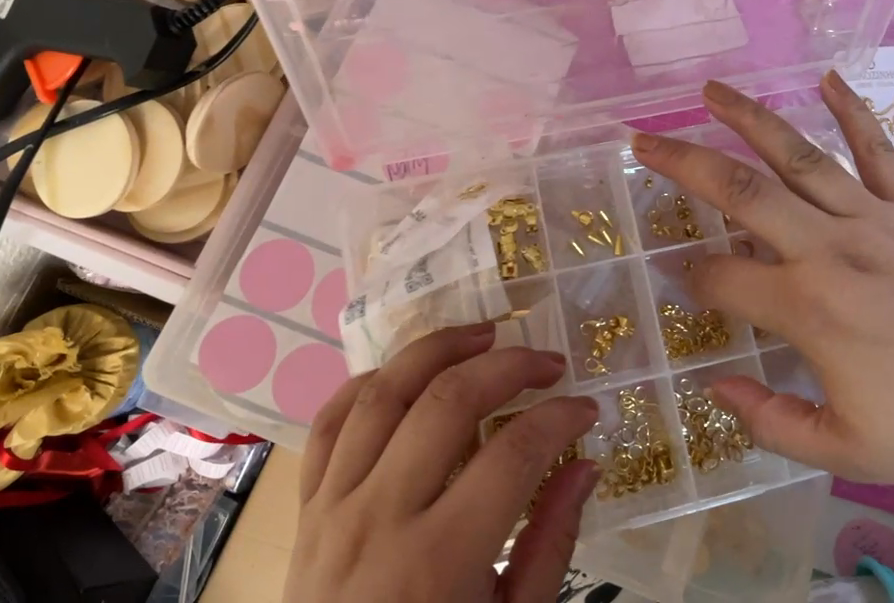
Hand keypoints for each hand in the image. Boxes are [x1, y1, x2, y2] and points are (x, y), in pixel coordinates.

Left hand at [285, 326, 601, 602]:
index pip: (513, 456)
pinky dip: (369, 383)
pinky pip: (331, 422)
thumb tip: (585, 464)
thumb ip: (550, 545)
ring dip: (438, 348)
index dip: (558, 419)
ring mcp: (334, 505)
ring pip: (384, 393)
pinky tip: (407, 371)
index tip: (586, 407)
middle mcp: (380, 517)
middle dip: (508, 366)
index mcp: (439, 561)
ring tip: (485, 332)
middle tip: (549, 362)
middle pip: (447, 403)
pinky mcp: (307, 505)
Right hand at [629, 74, 893, 491]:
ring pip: (798, 156)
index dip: (690, 275)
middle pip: (741, 191)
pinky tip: (827, 77)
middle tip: (642, 140)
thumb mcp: (845, 450)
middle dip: (684, 163)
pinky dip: (852, 111)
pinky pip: (878, 149)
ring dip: (748, 119)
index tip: (680, 275)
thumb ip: (769, 422)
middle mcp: (830, 249)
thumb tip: (716, 386)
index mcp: (807, 308)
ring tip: (709, 91)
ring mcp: (875, 219)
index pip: (722, 276)